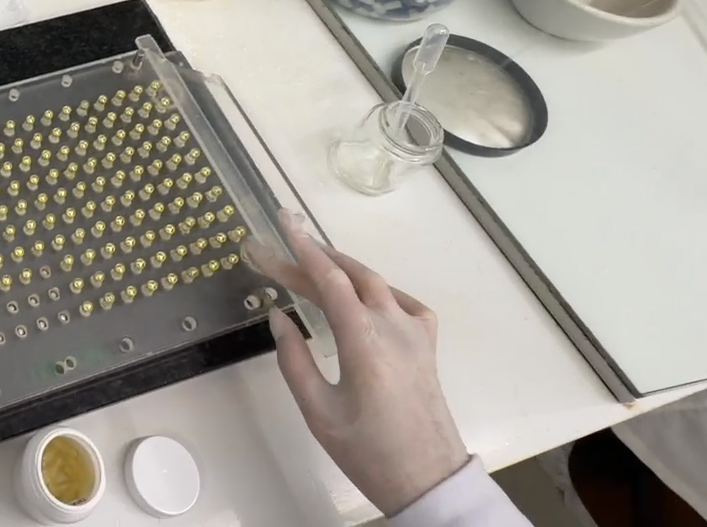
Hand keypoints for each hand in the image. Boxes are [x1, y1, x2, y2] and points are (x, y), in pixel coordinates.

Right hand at [244, 210, 468, 515]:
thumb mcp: (317, 410)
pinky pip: (404, 303)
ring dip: (340, 267)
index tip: (282, 221)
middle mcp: (394, 330)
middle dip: (310, 256)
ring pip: (376, 283)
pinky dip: (378, 288)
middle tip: (276, 251)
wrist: (431, 486)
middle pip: (348, 276)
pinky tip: (363, 294)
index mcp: (364, 343)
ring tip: (310, 263)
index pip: (330, 280)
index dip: (302, 248)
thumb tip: (279, 315)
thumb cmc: (368, 452)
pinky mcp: (428, 349)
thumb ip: (293, 358)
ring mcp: (416, 338)